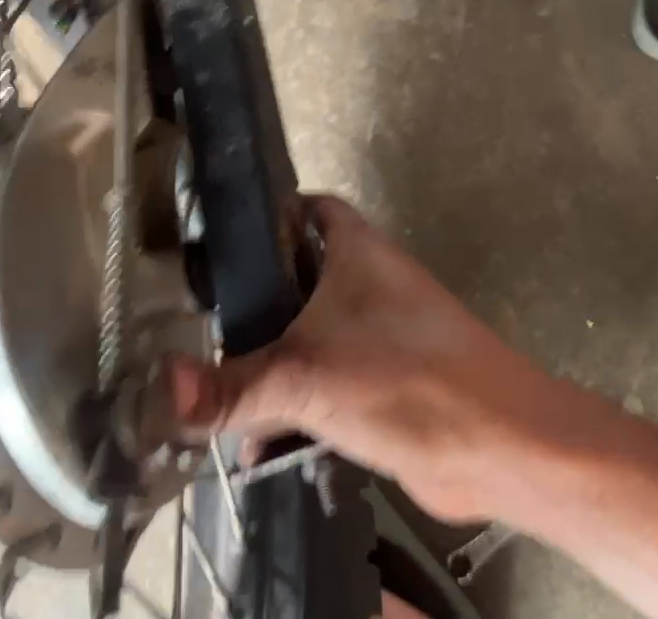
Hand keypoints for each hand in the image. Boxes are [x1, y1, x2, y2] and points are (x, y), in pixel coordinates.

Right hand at [172, 196, 575, 521]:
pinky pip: (325, 383)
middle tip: (195, 325)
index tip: (210, 241)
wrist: (495, 449)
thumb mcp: (306, 377)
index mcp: (356, 251)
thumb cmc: (405, 381)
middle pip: (296, 277)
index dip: (261, 216)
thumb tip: (161, 392)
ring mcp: (379, 333)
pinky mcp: (384, 383)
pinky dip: (293, 406)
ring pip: (308, 335)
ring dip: (269, 364)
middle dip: (251, 304)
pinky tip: (256, 445)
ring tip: (213, 392)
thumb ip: (230, 387)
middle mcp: (368, 282)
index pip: (303, 208)